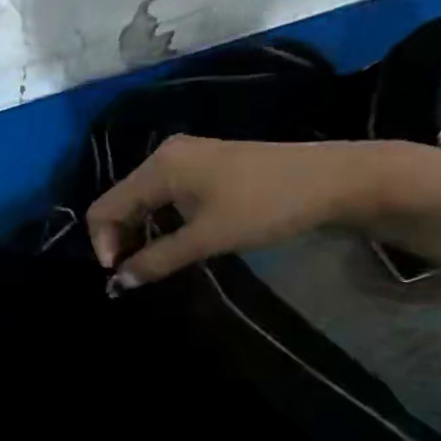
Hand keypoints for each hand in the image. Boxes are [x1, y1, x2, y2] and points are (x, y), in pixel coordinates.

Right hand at [86, 134, 392, 286]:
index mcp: (158, 168)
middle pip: (120, 202)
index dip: (103, 244)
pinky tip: (174, 240)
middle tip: (134, 274)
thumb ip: (156, 260)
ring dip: (140, 233)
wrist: (337, 180)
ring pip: (140, 200)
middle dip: (119, 240)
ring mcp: (184, 158)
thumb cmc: (266, 206)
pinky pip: (163, 195)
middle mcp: (163, 156)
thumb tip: (119, 284)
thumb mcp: (207, 239)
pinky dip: (159, 221)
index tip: (120, 275)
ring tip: (153, 262)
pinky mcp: (203, 166)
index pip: (104, 208)